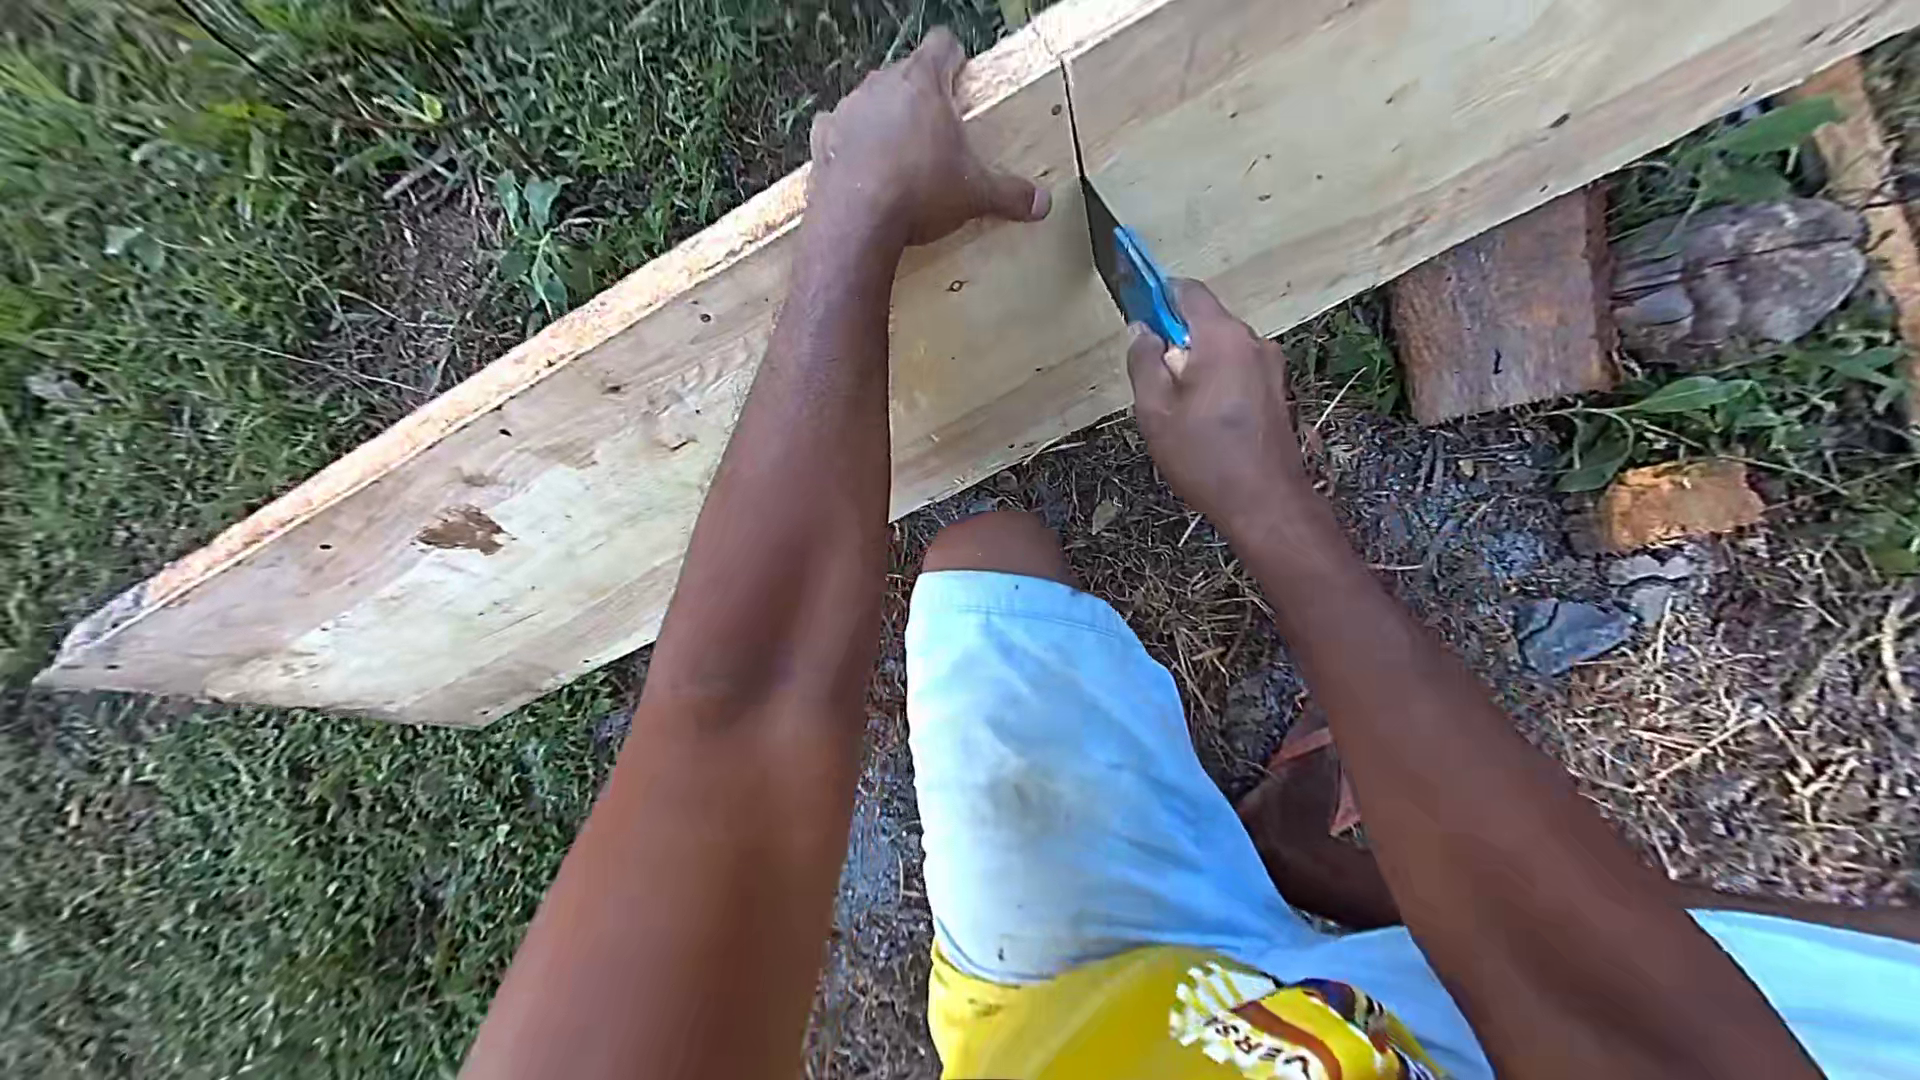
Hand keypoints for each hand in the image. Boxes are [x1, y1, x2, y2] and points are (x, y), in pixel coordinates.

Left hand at [807, 28, 1050, 248]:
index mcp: (924, 83)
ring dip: (884, 121)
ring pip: (870, 102)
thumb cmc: (922, 193)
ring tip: (898, 158)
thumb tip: (1043, 203)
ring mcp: (849, 110)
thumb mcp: (974, 194)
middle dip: (920, 97)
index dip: (955, 59)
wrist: (859, 220)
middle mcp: (882, 84)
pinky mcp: (824, 140)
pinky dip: (849, 146)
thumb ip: (1009, 194)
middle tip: (935, 133)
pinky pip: (838, 132)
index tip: (961, 78)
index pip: (944, 45)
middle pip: (905, 74)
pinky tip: (860, 169)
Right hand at [1128, 281, 1312, 532]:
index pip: (1188, 292)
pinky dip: (1214, 383)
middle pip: (1205, 324)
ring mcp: (1270, 367)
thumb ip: (1144, 362)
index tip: (1137, 313)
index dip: (1158, 295)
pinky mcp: (1276, 391)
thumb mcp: (1155, 411)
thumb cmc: (1204, 457)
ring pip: (1220, 350)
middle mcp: (1253, 342)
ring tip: (1178, 413)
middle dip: (1175, 344)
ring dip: (1194, 367)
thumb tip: (1140, 329)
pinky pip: (1236, 371)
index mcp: (1222, 339)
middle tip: (1154, 387)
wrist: (1264, 501)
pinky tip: (1204, 423)